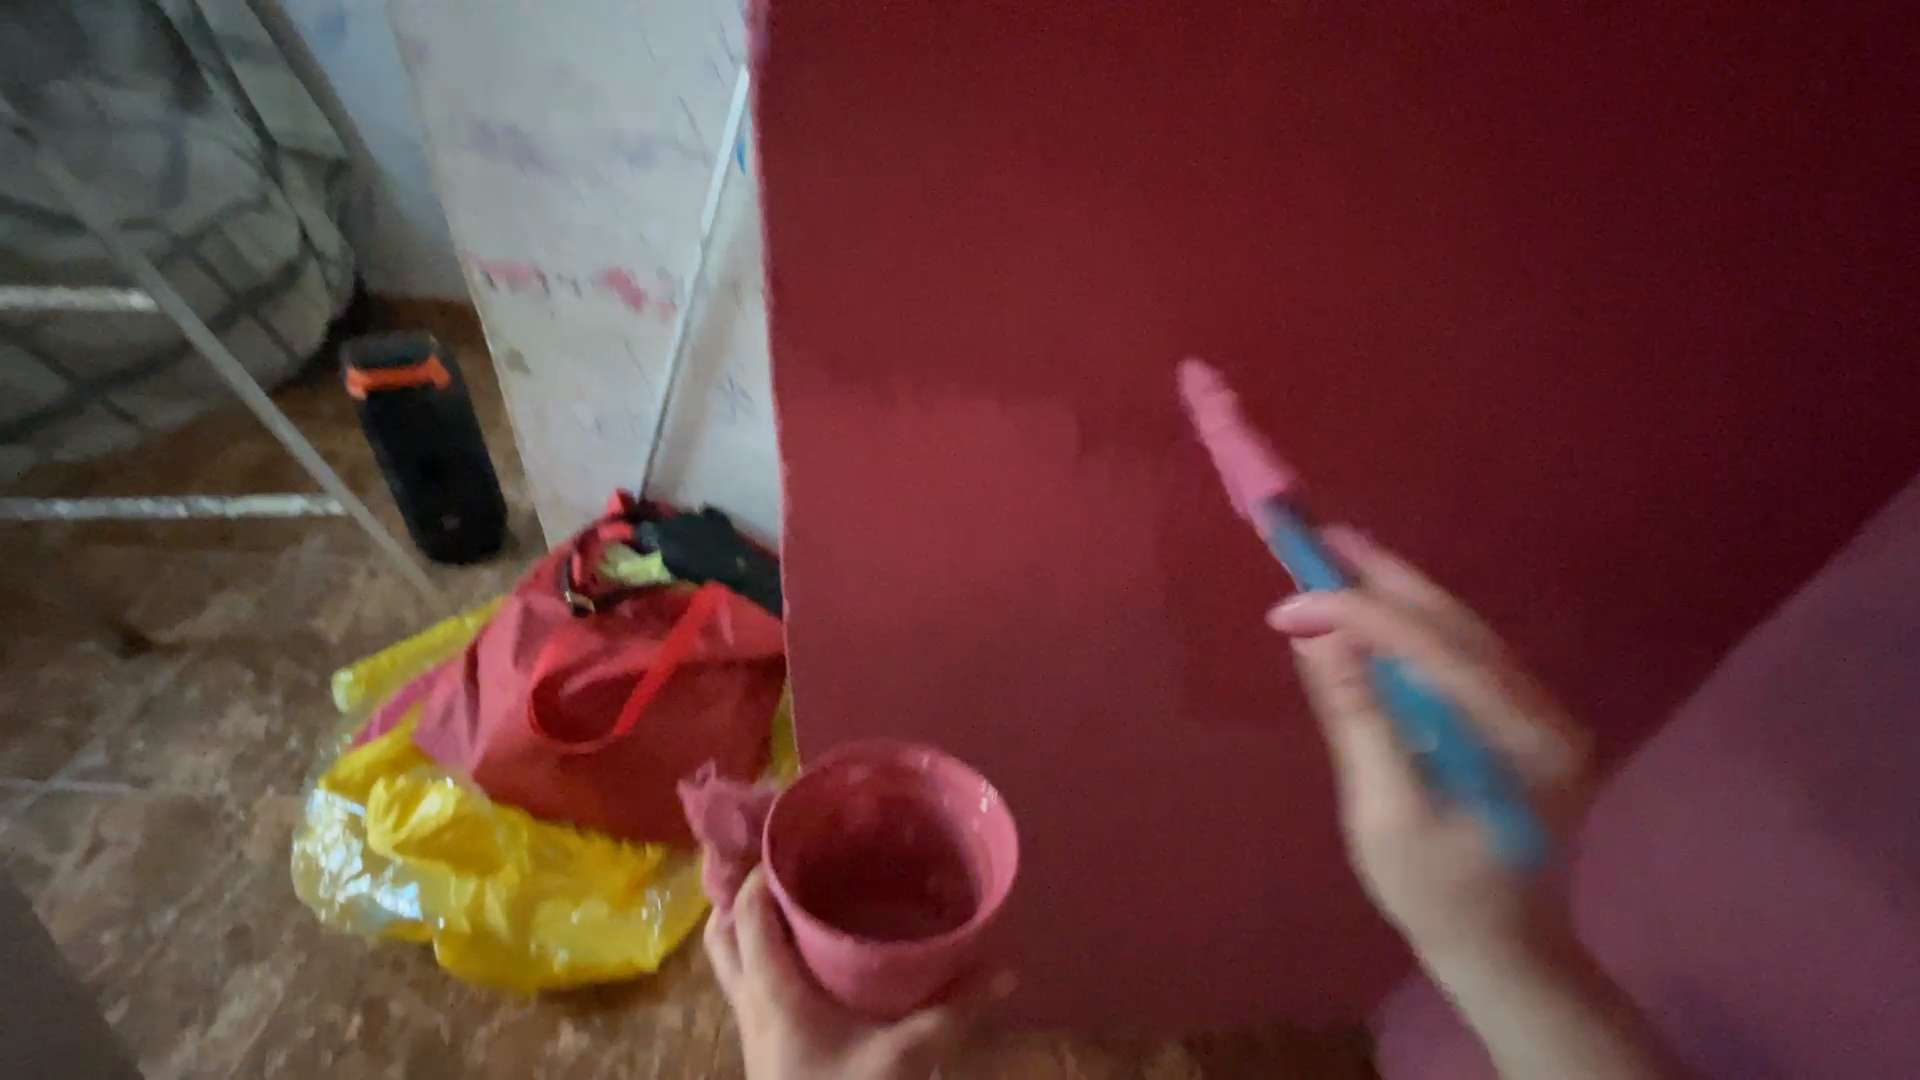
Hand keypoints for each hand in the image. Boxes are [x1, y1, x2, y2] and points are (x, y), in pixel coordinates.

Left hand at [705, 866, 1010, 1079]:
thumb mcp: (905, 1059)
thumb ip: (953, 1012)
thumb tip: (1007, 969)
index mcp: (774, 993)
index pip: (749, 913)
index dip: (763, 870)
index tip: (795, 837)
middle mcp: (749, 1003)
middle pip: (722, 932)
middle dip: (743, 890)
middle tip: (786, 859)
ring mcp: (748, 1027)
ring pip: (727, 959)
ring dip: (746, 922)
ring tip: (787, 892)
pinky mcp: (760, 1045)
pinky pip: (743, 981)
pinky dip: (757, 951)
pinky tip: (798, 949)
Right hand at [1265, 527, 1590, 971]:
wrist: (1504, 947)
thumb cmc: (1437, 890)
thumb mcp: (1385, 812)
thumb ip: (1358, 717)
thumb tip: (1315, 636)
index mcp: (1523, 738)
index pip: (1431, 649)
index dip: (1355, 614)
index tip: (1286, 605)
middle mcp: (1541, 710)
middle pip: (1453, 622)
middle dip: (1381, 575)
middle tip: (1319, 537)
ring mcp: (1532, 712)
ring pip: (1456, 629)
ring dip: (1392, 589)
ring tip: (1338, 554)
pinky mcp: (1511, 717)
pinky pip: (1454, 652)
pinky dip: (1405, 621)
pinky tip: (1372, 605)